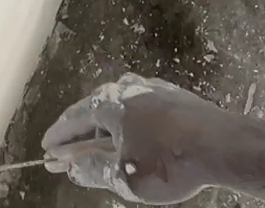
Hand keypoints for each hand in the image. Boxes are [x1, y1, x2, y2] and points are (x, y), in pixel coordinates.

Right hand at [41, 73, 240, 204]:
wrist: (218, 143)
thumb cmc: (168, 162)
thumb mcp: (125, 177)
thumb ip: (94, 170)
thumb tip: (70, 168)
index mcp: (110, 104)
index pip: (75, 118)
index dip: (59, 136)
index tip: (46, 148)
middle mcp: (125, 88)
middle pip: (93, 108)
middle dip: (78, 131)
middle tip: (65, 148)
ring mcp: (150, 89)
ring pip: (117, 105)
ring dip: (102, 123)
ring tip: (95, 140)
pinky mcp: (171, 95)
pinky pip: (138, 106)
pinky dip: (126, 120)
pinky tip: (132, 131)